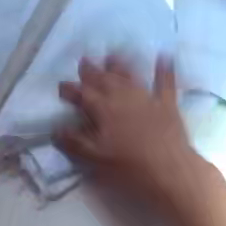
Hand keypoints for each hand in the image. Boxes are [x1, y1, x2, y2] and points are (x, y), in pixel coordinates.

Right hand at [57, 55, 212, 213]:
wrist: (170, 170)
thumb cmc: (129, 167)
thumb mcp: (96, 158)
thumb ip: (74, 142)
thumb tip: (56, 129)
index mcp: (103, 109)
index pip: (82, 94)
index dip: (70, 89)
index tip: (61, 87)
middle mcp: (122, 97)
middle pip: (103, 80)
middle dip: (91, 71)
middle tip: (84, 61)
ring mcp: (146, 98)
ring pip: (129, 76)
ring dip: (119, 64)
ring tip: (111, 54)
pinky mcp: (167, 104)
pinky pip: (165, 82)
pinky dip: (164, 69)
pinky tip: (164, 56)